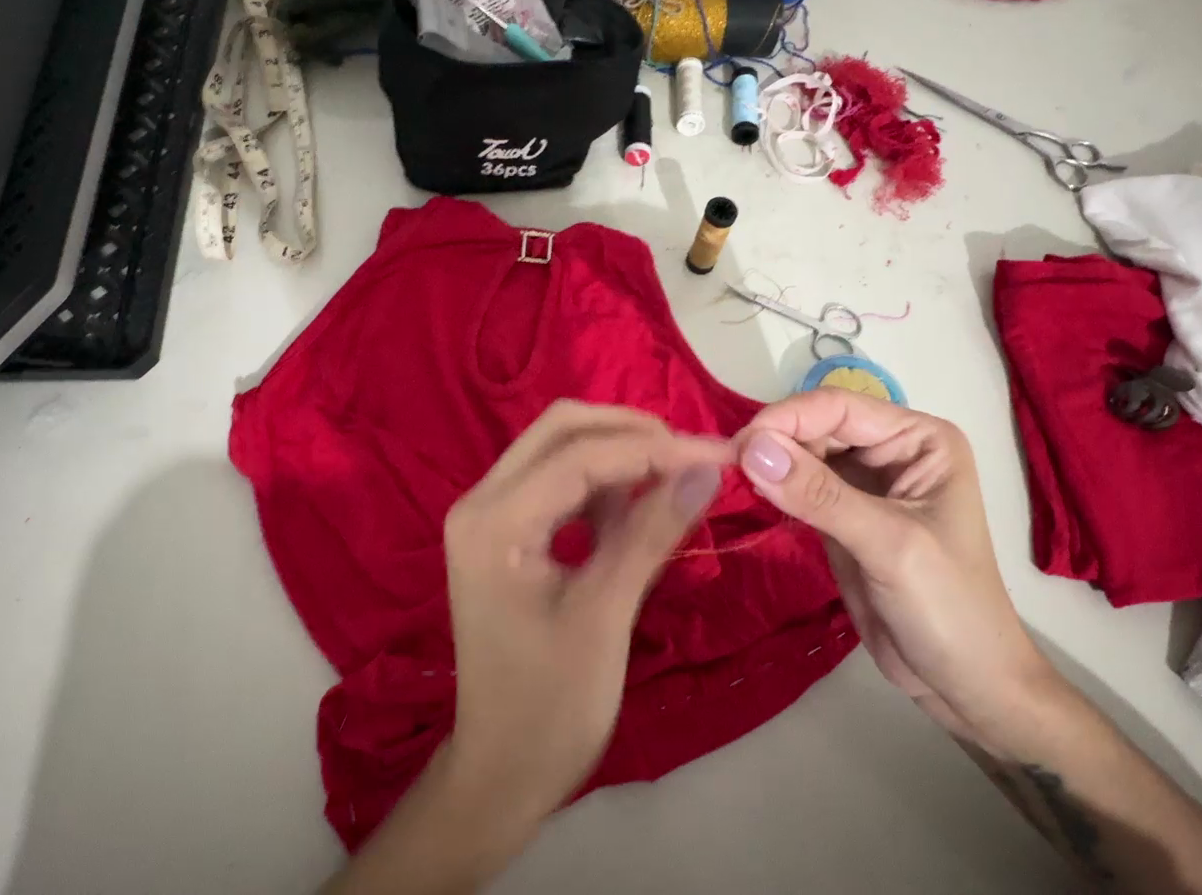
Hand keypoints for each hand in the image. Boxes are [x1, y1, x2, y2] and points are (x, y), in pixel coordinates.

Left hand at [442, 401, 727, 822]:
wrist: (503, 771)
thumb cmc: (550, 706)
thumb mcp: (606, 614)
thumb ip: (651, 532)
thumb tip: (707, 467)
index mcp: (492, 522)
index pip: (579, 455)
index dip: (655, 448)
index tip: (720, 455)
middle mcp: (481, 503)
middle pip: (561, 431)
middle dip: (632, 434)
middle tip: (695, 459)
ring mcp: (490, 517)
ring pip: (560, 451)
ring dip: (620, 455)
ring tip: (679, 481)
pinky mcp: (507, 535)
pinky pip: (559, 486)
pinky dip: (604, 487)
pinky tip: (642, 509)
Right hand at [737, 389, 1067, 755]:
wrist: (966, 682)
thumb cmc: (949, 609)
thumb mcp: (888, 546)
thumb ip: (820, 495)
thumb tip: (751, 449)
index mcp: (920, 440)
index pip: (840, 409)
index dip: (787, 419)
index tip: (738, 446)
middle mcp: (892, 451)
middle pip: (817, 426)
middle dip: (774, 440)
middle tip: (728, 466)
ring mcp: (866, 485)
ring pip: (803, 453)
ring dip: (769, 462)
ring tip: (731, 477)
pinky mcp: (842, 517)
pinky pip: (799, 487)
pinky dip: (774, 487)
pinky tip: (750, 493)